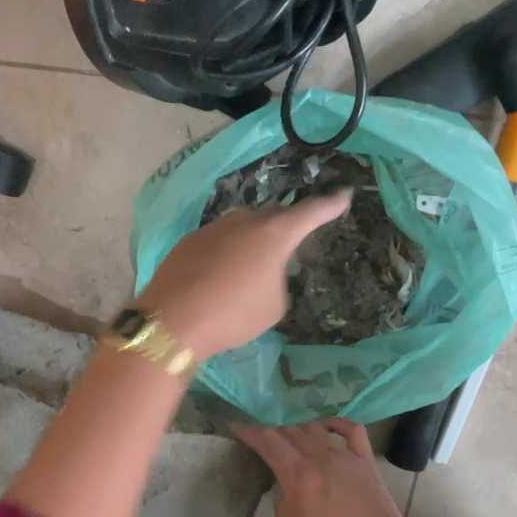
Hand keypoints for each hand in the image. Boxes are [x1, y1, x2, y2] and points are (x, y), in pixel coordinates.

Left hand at [137, 191, 350, 355]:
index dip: (329, 206)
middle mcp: (243, 221)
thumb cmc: (233, 315)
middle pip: (273, 216)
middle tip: (293, 237)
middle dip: (285, 224)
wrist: (173, 321)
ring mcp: (212, 228)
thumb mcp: (273, 305)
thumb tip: (263, 271)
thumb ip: (276, 279)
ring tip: (253, 262)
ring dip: (252, 239)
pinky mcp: (188, 241)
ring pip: (242, 226)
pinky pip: (217, 241)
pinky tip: (220, 274)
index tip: (343, 195)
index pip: (310, 213)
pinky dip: (226, 253)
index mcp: (274, 234)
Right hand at [232, 419, 429, 516]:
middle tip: (259, 436)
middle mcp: (321, 459)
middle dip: (270, 430)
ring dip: (297, 427)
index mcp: (299, 477)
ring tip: (288, 435)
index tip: (236, 427)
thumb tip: (287, 491)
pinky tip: (325, 426)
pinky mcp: (367, 462)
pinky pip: (351, 430)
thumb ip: (281, 508)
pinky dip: (335, 423)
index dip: (249, 431)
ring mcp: (347, 457)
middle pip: (290, 431)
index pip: (268, 442)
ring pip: (315, 428)